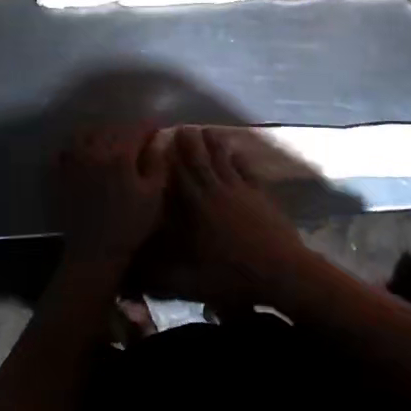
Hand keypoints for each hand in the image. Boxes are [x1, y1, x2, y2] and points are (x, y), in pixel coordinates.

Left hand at [53, 123, 169, 263]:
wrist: (95, 251)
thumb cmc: (130, 225)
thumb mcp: (154, 195)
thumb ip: (157, 164)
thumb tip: (156, 144)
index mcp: (120, 155)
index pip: (137, 129)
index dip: (149, 126)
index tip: (158, 128)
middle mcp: (94, 151)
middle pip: (112, 129)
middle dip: (127, 130)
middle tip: (139, 138)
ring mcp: (74, 162)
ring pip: (86, 134)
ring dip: (102, 133)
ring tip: (112, 143)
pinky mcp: (62, 175)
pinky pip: (66, 150)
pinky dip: (77, 146)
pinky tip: (86, 154)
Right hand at [158, 126, 309, 304]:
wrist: (281, 273)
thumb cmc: (231, 277)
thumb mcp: (187, 282)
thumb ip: (156, 275)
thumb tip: (128, 272)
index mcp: (197, 208)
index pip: (179, 176)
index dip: (169, 158)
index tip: (160, 141)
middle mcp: (217, 192)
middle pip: (201, 162)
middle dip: (191, 144)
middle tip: (183, 128)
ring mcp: (242, 192)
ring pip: (224, 162)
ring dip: (215, 145)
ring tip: (208, 131)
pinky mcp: (261, 197)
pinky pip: (247, 171)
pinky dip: (240, 160)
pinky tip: (237, 154)